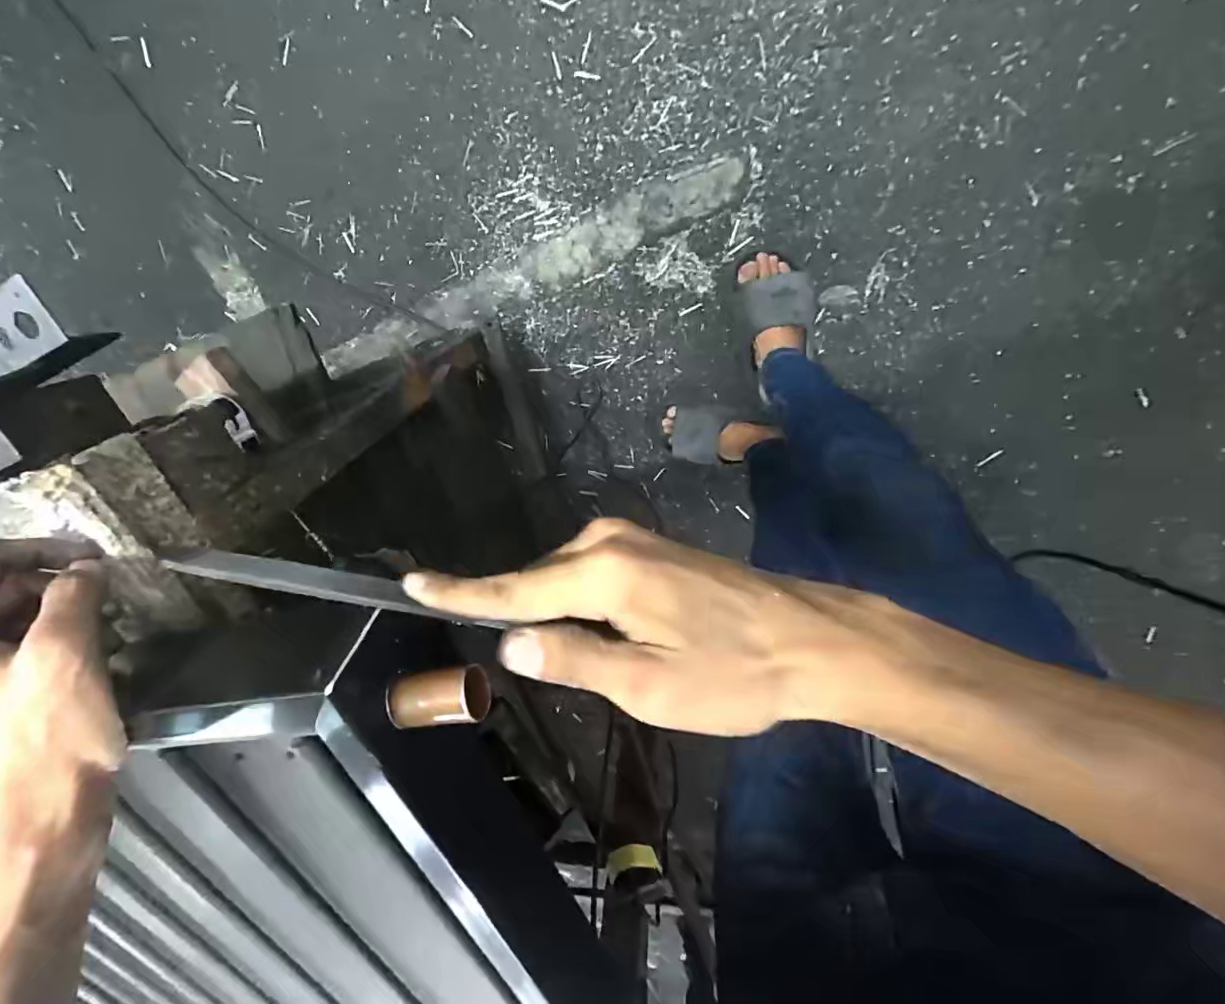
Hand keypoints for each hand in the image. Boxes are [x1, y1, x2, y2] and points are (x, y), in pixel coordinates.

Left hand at [0, 539, 125, 837]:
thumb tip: (88, 566)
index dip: (42, 549)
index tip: (96, 560)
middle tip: (107, 597)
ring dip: (64, 612)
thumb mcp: (65, 653)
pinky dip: (58, 636)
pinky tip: (95, 651)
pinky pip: (18, 641)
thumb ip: (74, 592)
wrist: (51, 819)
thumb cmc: (48, 739)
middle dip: (56, 586)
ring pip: (13, 612)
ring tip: (107, 628)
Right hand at [402, 518, 919, 735]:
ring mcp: (631, 539)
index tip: (412, 583)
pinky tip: (597, 631)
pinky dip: (575, 600)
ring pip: (561, 577)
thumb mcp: (649, 685)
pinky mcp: (648, 547)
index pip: (513, 589)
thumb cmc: (734, 672)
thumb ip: (574, 660)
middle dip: (515, 614)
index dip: (460, 591)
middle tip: (518, 661)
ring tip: (568, 658)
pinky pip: (588, 572)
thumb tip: (509, 641)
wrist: (812, 638)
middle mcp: (608, 542)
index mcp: (603, 574)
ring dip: (550, 612)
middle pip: (535, 581)